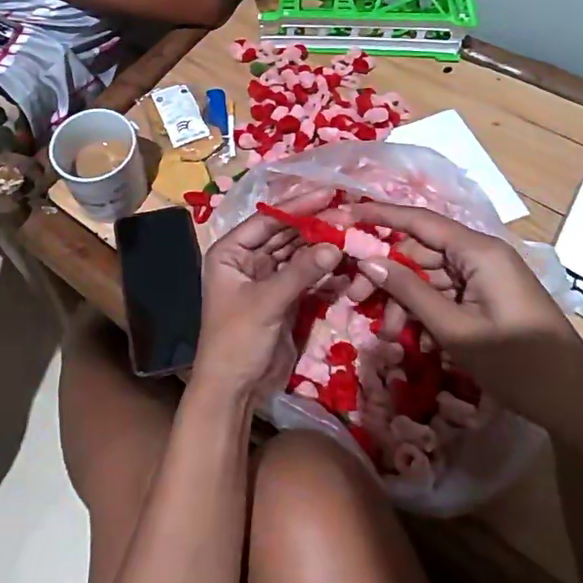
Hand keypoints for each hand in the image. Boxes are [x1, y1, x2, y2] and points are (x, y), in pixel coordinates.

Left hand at [193, 189, 341, 395]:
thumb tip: (335, 245)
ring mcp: (267, 279)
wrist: (235, 390)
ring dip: (322, 246)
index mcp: (231, 253)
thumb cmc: (236, 341)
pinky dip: (324, 270)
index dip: (297, 206)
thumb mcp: (266, 303)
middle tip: (347, 212)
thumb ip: (300, 273)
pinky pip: (306, 276)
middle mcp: (247, 260)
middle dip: (314, 225)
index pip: (267, 220)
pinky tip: (346, 262)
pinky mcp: (284, 298)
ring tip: (352, 232)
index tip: (327, 193)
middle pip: (285, 234)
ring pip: (298, 254)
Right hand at [347, 202, 578, 355]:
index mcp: (479, 251)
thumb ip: (409, 291)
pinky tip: (419, 342)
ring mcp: (488, 276)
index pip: (419, 220)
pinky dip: (428, 312)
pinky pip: (448, 293)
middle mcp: (482, 254)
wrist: (577, 404)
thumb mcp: (455, 329)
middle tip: (356, 298)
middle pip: (421, 250)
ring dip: (406, 301)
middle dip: (388, 274)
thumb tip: (368, 260)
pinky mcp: (491, 297)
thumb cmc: (517, 364)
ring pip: (431, 275)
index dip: (379, 216)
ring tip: (390, 335)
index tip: (343, 216)